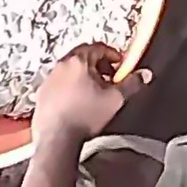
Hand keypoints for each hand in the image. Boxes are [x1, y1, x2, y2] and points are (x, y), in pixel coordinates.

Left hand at [30, 44, 148, 147]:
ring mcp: (49, 79)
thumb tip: (144, 75)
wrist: (57, 139)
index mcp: (79, 61)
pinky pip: (59, 82)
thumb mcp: (115, 99)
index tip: (119, 64)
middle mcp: (61, 66)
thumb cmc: (83, 117)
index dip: (112, 54)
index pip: (98, 47)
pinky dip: (70, 86)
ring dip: (84, 75)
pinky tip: (78, 102)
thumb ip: (132, 83)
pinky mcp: (42, 93)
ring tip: (94, 91)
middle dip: (98, 64)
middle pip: (83, 56)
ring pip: (70, 69)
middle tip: (108, 77)